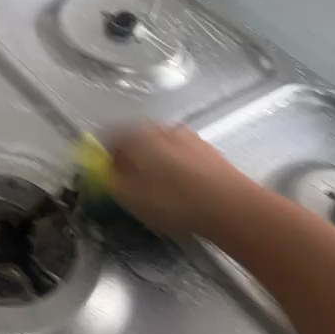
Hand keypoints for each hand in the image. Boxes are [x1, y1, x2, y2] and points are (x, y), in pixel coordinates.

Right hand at [105, 123, 262, 237]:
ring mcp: (187, 136)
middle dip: (131, 158)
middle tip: (131, 183)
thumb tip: (104, 173)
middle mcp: (161, 128)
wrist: (230, 205)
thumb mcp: (130, 197)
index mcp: (137, 135)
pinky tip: (183, 190)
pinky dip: (176, 167)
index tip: (106, 174)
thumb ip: (110, 181)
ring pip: (161, 146)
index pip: (110, 135)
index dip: (105, 155)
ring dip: (155, 162)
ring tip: (159, 191)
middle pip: (137, 138)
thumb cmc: (173, 201)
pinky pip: (181, 155)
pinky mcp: (208, 149)